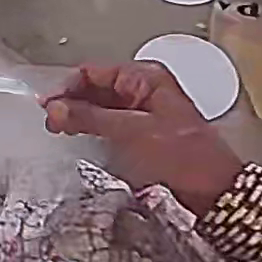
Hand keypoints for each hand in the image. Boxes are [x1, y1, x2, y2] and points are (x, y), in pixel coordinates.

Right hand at [42, 62, 243, 214]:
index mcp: (145, 77)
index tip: (47, 104)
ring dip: (78, 115)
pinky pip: (108, 122)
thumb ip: (90, 118)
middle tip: (50, 120)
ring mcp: (141, 109)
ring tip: (58, 128)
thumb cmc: (184, 155)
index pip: (94, 72)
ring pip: (99, 105)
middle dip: (71, 101)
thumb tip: (56, 109)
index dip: (67, 86)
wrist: (214, 189)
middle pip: (94, 87)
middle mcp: (142, 88)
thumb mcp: (132, 132)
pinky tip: (77, 135)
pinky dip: (90, 126)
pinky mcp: (140, 130)